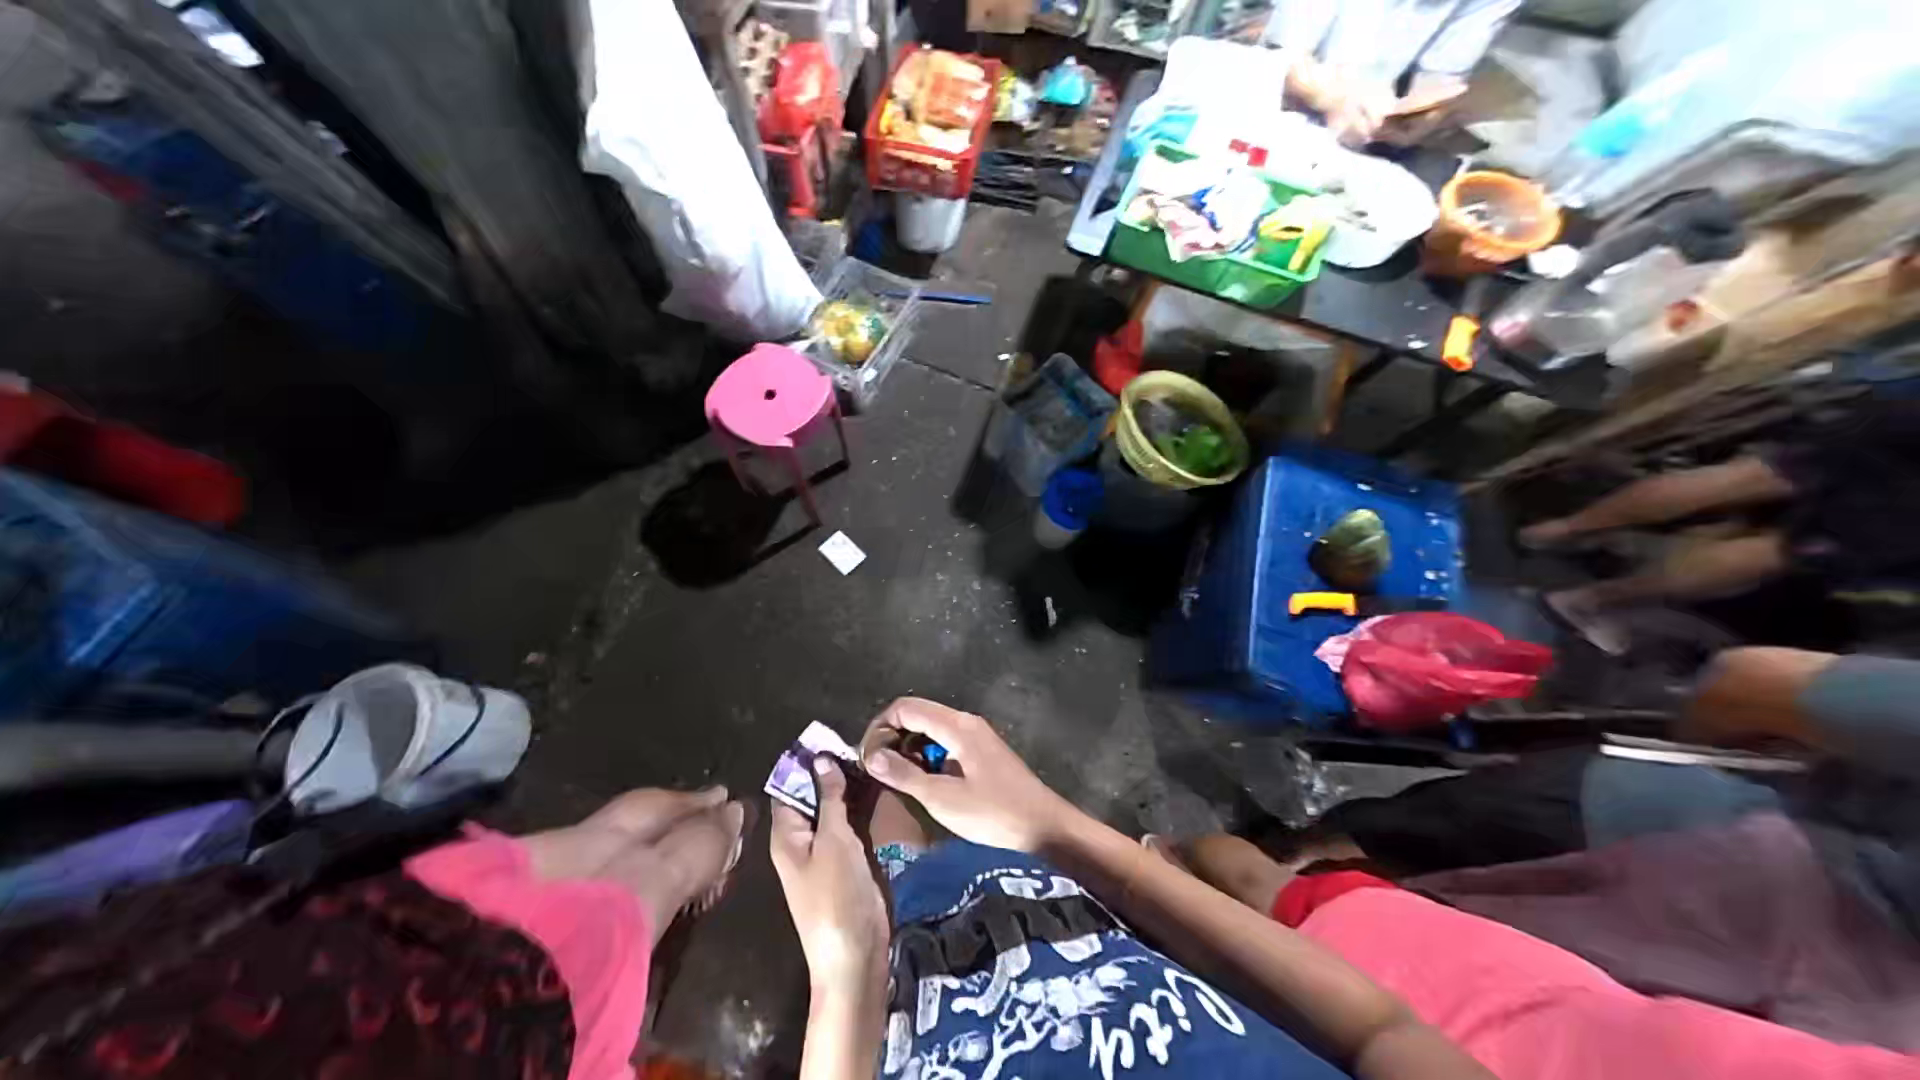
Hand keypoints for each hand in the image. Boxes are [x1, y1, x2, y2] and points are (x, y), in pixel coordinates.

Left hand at [770, 757, 889, 989]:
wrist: (855, 954)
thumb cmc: (836, 896)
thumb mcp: (833, 841)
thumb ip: (830, 798)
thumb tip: (822, 759)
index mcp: (786, 835)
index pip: (789, 787)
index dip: (805, 762)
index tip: (829, 735)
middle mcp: (802, 840)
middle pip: (814, 796)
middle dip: (832, 771)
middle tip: (859, 742)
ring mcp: (826, 851)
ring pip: (835, 809)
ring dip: (849, 787)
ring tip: (872, 757)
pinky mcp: (848, 861)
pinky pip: (851, 825)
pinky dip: (861, 807)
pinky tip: (879, 787)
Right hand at [860, 697, 1082, 854]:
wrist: (1044, 826)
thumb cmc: (993, 813)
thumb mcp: (942, 799)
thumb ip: (904, 775)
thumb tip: (871, 756)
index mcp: (956, 726)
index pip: (906, 708)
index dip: (880, 727)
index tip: (867, 756)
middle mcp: (965, 722)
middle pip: (917, 713)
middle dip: (892, 735)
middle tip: (877, 767)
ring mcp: (976, 735)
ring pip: (930, 728)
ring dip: (909, 746)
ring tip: (896, 776)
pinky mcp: (981, 751)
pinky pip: (944, 741)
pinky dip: (927, 753)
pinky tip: (923, 780)